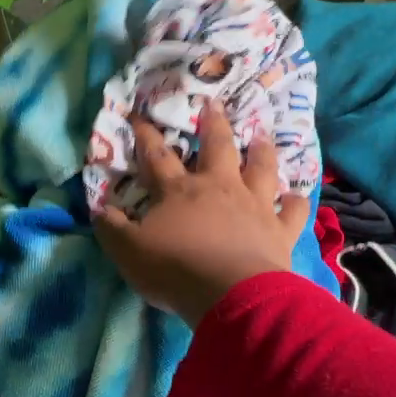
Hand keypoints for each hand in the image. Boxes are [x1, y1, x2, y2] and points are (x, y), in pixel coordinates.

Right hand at [94, 101, 309, 325]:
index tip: (139, 115)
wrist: (230, 293)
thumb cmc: (174, 269)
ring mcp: (255, 205)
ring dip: (261, 150)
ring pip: (261, 168)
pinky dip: (294, 201)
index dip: (146, 136)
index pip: (157, 157)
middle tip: (214, 104)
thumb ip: (112, 228)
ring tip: (261, 136)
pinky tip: (294, 195)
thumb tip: (100, 209)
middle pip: (217, 148)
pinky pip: (292, 210)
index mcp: (179, 191)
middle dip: (213, 124)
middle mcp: (220, 188)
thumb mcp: (127, 252)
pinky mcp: (280, 229)